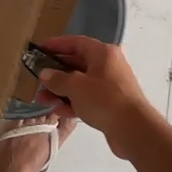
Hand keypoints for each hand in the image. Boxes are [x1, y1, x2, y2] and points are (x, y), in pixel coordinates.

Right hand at [35, 36, 157, 137]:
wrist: (133, 129)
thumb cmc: (104, 100)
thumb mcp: (75, 86)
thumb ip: (57, 78)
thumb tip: (45, 74)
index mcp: (103, 53)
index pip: (76, 42)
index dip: (56, 45)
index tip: (39, 49)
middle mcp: (108, 65)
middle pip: (77, 64)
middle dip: (56, 73)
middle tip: (38, 80)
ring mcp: (110, 85)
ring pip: (81, 84)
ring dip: (61, 91)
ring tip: (43, 100)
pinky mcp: (110, 104)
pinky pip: (87, 98)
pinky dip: (73, 102)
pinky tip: (58, 110)